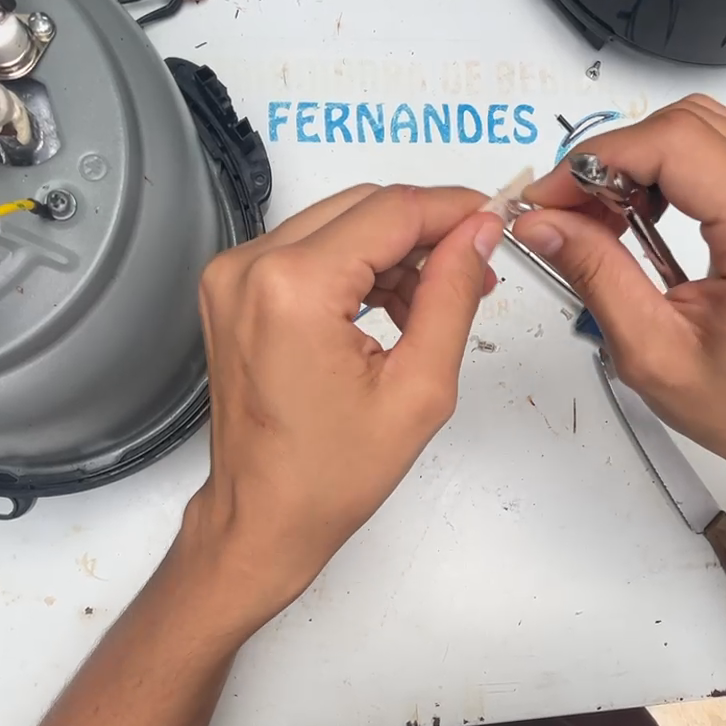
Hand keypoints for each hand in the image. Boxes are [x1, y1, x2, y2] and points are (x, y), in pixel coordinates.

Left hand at [183, 184, 500, 622]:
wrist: (264, 516)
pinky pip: (308, 253)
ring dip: (392, 253)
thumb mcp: (419, 389)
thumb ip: (453, 297)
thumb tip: (478, 234)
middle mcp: (250, 269)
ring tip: (433, 304)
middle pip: (362, 208)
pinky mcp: (232, 293)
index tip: (493, 220)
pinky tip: (388, 308)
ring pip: (336, 226)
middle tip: (473, 270)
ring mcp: (232, 279)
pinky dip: (354, 269)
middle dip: (426, 232)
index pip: (392, 211)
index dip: (453, 209)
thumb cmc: (330, 476)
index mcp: (294, 289)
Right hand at [513, 95, 725, 490]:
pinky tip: (638, 216)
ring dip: (635, 164)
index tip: (549, 197)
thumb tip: (541, 222)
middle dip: (612, 160)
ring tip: (600, 221)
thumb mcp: (646, 351)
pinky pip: (719, 149)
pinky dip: (663, 171)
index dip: (601, 159)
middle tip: (566, 214)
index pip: (680, 146)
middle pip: (688, 126)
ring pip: (701, 128)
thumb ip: (595, 274)